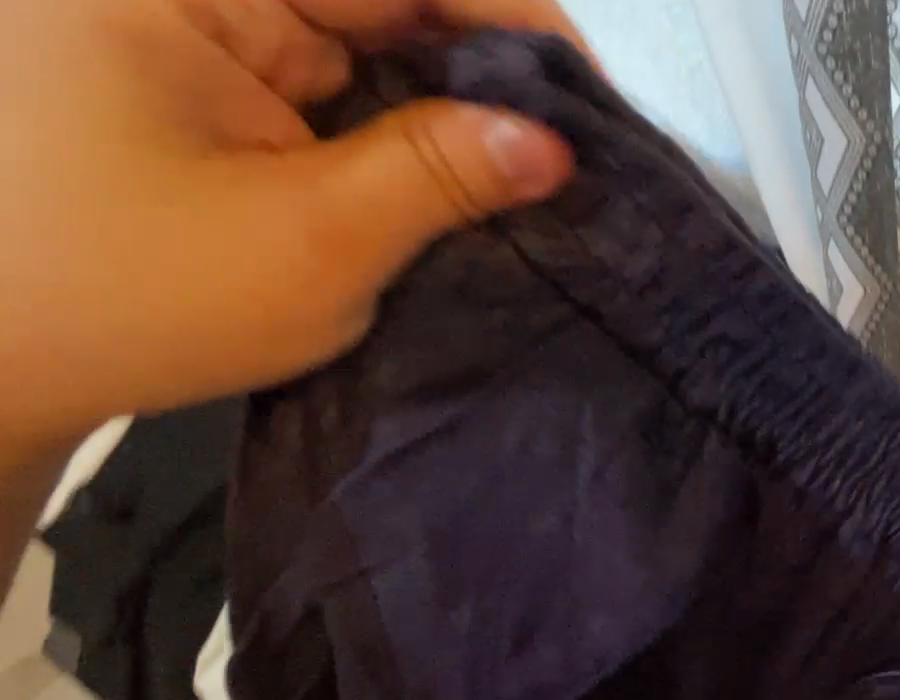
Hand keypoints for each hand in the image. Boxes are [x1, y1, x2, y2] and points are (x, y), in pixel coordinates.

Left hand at [0, 0, 582, 453]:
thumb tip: (554, 143)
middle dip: (492, 65)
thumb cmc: (132, 298)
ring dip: (457, 97)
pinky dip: (412, 120)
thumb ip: (441, 175)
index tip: (594, 103)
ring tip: (537, 164)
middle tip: (576, 147)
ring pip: (372, 32)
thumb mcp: (315, 240)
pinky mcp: (204, 64)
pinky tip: (467, 165)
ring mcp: (191, 17)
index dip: (512, 17)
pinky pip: (339, 72)